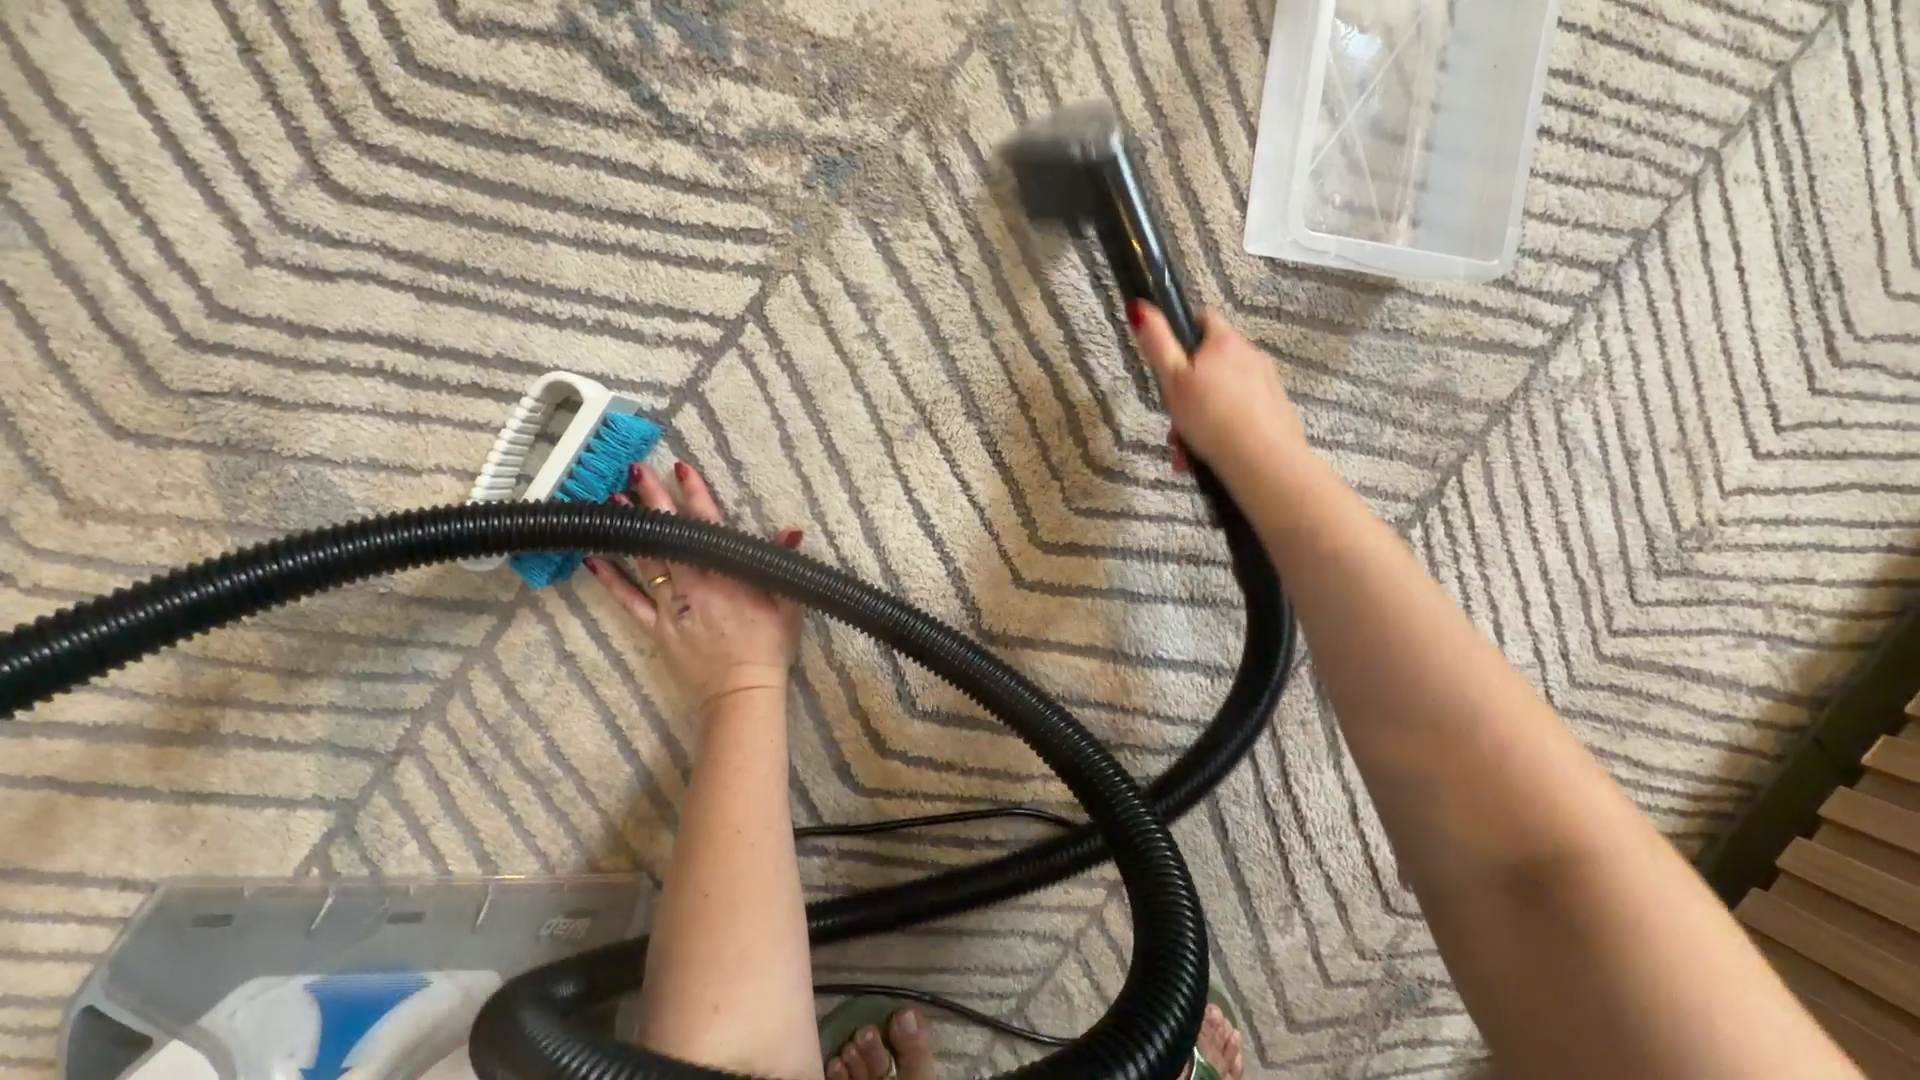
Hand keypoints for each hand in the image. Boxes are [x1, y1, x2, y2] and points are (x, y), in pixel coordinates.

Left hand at [584, 462, 804, 719]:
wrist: (742, 692)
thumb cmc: (769, 648)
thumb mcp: (788, 603)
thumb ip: (782, 564)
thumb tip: (791, 530)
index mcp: (728, 575)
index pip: (708, 526)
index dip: (694, 494)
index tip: (680, 468)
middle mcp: (695, 585)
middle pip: (670, 536)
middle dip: (653, 501)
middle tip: (635, 472)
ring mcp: (671, 606)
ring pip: (646, 560)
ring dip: (630, 530)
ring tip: (612, 501)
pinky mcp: (656, 628)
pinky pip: (629, 602)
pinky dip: (611, 580)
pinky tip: (594, 558)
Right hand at [1128, 302, 1308, 477]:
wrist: (1263, 462)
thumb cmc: (1211, 418)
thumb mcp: (1173, 380)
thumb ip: (1156, 342)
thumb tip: (1140, 306)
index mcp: (1225, 342)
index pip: (1202, 319)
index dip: (1181, 336)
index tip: (1168, 364)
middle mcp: (1251, 354)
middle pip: (1211, 363)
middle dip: (1187, 391)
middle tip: (1173, 420)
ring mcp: (1268, 382)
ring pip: (1223, 393)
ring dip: (1201, 417)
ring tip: (1186, 449)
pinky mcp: (1277, 409)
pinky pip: (1241, 413)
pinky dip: (1223, 429)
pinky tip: (1209, 455)